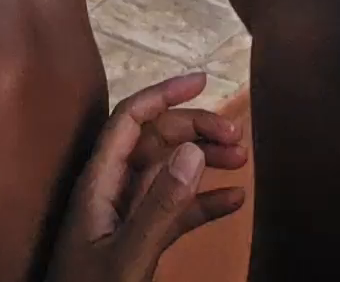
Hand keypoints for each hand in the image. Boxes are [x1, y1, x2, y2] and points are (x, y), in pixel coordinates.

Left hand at [46, 73, 248, 281]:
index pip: (131, 118)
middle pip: (154, 140)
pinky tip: (235, 200)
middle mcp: (110, 189)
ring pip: (167, 171)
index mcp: (98, 181)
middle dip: (194, 128)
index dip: (164, 93)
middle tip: (237, 136)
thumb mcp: (126, 258)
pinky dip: (203, 202)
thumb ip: (158, 207)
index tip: (203, 80)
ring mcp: (124, 216)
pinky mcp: (138, 243)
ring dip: (203, 160)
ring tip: (241, 158)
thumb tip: (192, 150)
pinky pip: (174, 211)